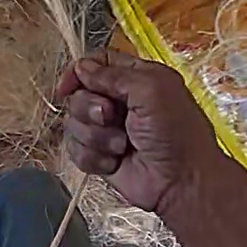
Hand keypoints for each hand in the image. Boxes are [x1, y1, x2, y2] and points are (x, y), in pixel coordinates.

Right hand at [56, 49, 227, 211]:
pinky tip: (113, 163)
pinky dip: (93, 158)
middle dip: (90, 110)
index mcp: (135, 79)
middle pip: (78, 96)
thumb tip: (80, 67)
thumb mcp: (152, 91)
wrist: (180, 182)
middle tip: (112, 118)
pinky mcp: (98, 156)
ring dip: (95, 138)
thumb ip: (114, 75)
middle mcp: (118, 102)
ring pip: (72, 126)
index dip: (77, 73)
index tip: (67, 88)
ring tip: (120, 147)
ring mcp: (105, 131)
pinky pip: (75, 151)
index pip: (95, 64)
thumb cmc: (175, 133)